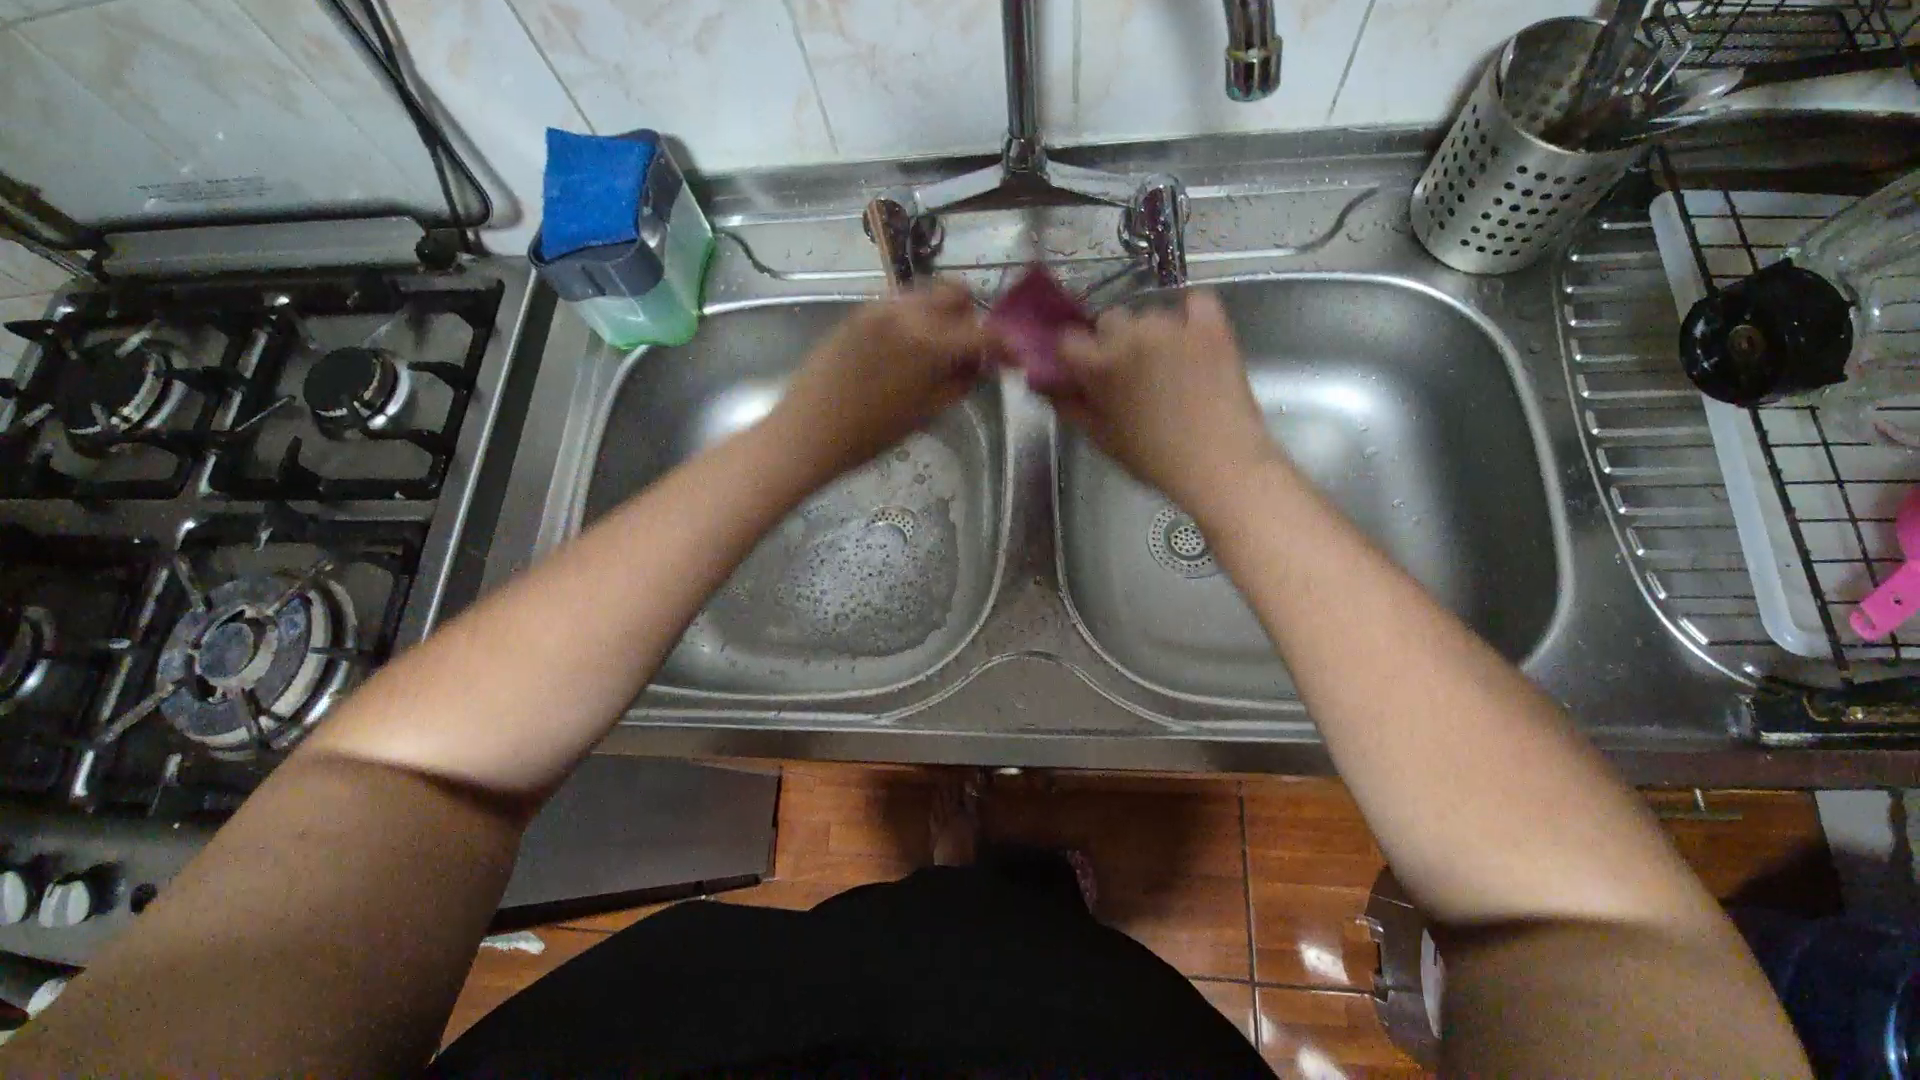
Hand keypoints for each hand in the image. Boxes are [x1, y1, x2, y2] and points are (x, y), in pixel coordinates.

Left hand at [769, 281, 1003, 479]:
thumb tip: (978, 365)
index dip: (1006, 346)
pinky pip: (899, 303)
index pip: (985, 333)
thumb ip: (960, 382)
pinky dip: (914, 317)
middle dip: (971, 317)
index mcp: (930, 342)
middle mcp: (907, 313)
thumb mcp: (925, 413)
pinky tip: (906, 349)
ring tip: (938, 349)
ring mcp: (879, 308)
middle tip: (970, 348)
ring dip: (942, 314)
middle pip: (956, 294)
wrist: (806, 431)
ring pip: (926, 293)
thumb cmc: (869, 434)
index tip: (1011, 357)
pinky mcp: (857, 313)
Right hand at [1053, 291, 1280, 515]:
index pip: (1068, 340)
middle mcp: (1132, 335)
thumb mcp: (1101, 438)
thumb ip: (1068, 405)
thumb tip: (1046, 384)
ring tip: (1167, 367)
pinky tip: (1193, 338)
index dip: (1074, 355)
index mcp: (1099, 365)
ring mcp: (1173, 327)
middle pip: (1109, 321)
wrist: (1220, 464)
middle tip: (1129, 374)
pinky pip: (1195, 302)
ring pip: (1150, 315)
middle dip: (1113, 342)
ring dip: (1151, 334)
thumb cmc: (1155, 458)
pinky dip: (1192, 315)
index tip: (1084, 371)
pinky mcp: (1211, 325)